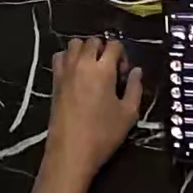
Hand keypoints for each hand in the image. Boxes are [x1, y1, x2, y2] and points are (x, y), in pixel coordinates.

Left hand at [42, 38, 142, 192]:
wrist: (71, 152)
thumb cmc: (103, 134)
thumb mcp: (128, 114)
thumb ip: (135, 88)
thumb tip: (137, 71)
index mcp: (103, 69)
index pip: (114, 45)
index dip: (122, 56)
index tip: (123, 74)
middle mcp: (82, 63)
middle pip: (93, 41)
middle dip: (104, 51)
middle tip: (109, 71)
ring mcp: (66, 70)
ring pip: (74, 44)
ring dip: (85, 50)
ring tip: (92, 69)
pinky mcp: (54, 80)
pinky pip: (60, 56)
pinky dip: (68, 58)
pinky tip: (76, 74)